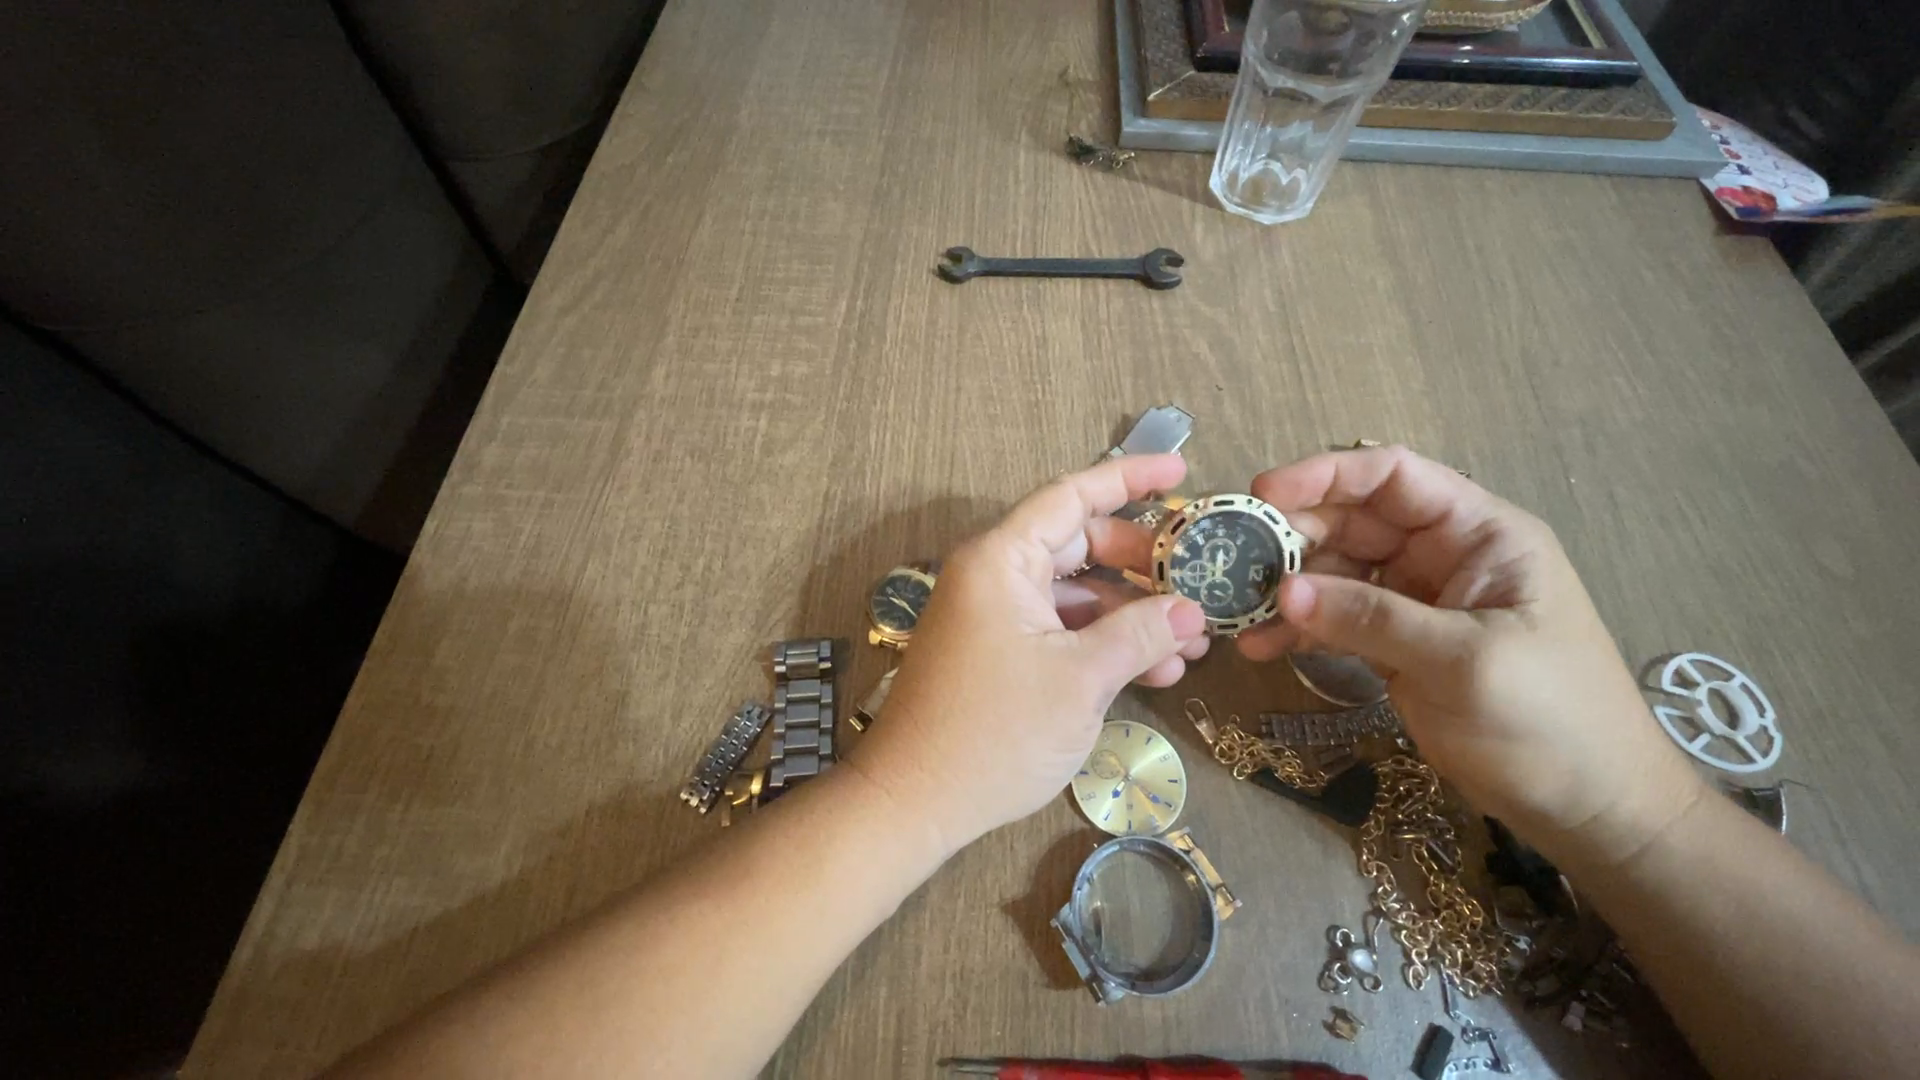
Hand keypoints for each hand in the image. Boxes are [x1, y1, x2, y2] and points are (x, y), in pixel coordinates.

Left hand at [849, 455, 1208, 854]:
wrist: (915, 802)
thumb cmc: (995, 732)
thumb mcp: (1081, 679)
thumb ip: (1140, 634)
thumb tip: (1193, 611)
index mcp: (1001, 559)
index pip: (1071, 496)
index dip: (1128, 478)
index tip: (1180, 470)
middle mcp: (994, 575)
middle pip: (1077, 544)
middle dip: (1140, 563)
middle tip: (1194, 583)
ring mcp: (994, 615)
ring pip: (1073, 593)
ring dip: (1128, 613)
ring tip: (1189, 645)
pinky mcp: (997, 653)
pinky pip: (1058, 629)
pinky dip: (1100, 643)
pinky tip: (1153, 670)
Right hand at [1235, 447, 1709, 865]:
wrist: (1589, 808)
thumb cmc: (1552, 719)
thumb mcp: (1464, 660)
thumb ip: (1371, 619)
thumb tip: (1283, 592)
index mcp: (1478, 533)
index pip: (1393, 478)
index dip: (1327, 475)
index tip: (1264, 494)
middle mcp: (1440, 555)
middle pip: (1350, 522)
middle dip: (1292, 536)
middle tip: (1234, 561)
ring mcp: (1413, 600)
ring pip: (1332, 571)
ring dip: (1284, 588)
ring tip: (1237, 610)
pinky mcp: (1391, 643)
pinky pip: (1332, 619)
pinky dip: (1296, 629)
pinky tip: (1260, 647)